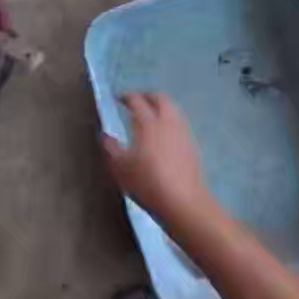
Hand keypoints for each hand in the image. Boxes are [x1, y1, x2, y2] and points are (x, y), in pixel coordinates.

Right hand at [102, 92, 214, 219]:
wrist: (184, 202)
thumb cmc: (148, 183)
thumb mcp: (120, 168)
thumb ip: (111, 148)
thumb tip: (105, 135)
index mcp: (149, 123)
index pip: (137, 101)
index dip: (126, 96)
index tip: (118, 98)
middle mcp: (168, 122)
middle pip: (161, 98)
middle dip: (148, 96)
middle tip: (136, 101)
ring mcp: (183, 133)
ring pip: (174, 110)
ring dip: (161, 107)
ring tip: (150, 116)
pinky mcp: (192, 146)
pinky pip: (180, 123)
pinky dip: (170, 121)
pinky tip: (163, 135)